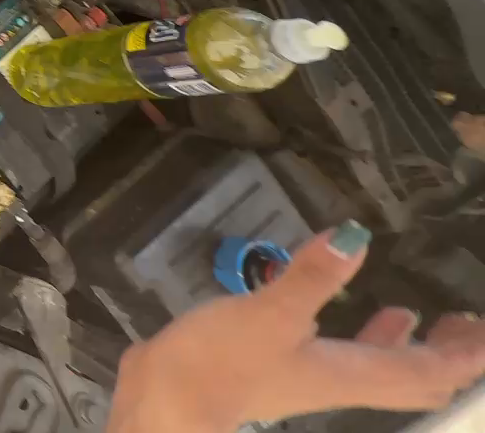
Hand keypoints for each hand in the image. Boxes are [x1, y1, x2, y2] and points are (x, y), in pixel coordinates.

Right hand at [108, 222, 484, 431]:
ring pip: (375, 371)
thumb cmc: (228, 355)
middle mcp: (342, 382)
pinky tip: (319, 319)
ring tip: (404, 315)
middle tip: (460, 323)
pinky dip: (348, 341)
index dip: (464, 352)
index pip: (430, 368)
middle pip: (413, 378)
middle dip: (444, 354)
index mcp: (353, 373)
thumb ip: (310, 276)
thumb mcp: (268, 312)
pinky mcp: (276, 371)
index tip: (482, 327)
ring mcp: (308, 379)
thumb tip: (354, 237)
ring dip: (399, 347)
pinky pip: (337, 361)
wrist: (176, 393)